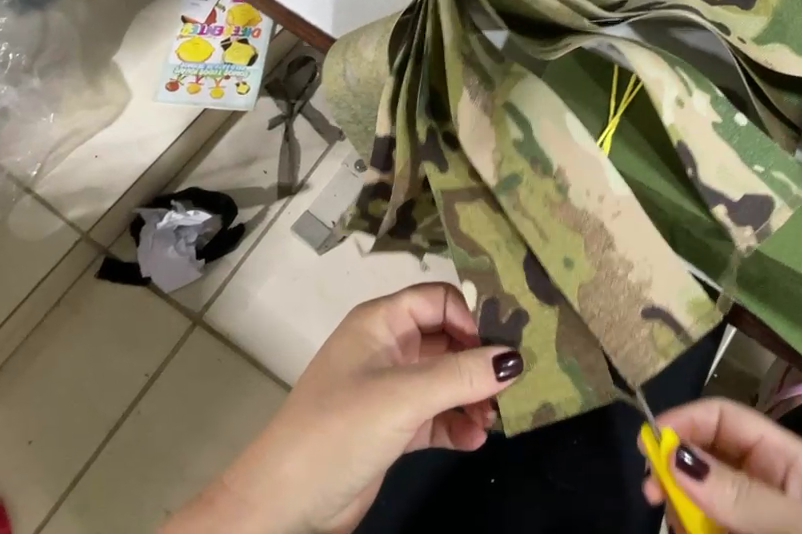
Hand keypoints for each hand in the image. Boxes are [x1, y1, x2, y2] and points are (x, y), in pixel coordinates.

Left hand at [166, 283, 522, 533]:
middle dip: (478, 361)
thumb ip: (461, 375)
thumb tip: (515, 359)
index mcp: (380, 322)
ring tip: (494, 420)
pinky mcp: (392, 427)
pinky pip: (436, 415)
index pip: (437, 299)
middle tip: (511, 386)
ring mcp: (389, 388)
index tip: (497, 349)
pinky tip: (474, 440)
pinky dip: (456, 424)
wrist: (286, 501)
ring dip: (471, 396)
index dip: (469, 318)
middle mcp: (387, 347)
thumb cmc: (340, 427)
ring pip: (444, 380)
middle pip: (446, 339)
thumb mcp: (404, 396)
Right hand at [642, 398, 801, 533]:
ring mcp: (758, 520)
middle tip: (654, 499)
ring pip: (703, 499)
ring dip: (685, 511)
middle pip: (706, 458)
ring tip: (684, 529)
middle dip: (677, 471)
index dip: (684, 421)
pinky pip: (712, 527)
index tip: (650, 448)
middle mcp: (767, 484)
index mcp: (786, 460)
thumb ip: (742, 494)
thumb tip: (674, 456)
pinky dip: (696, 529)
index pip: (724, 418)